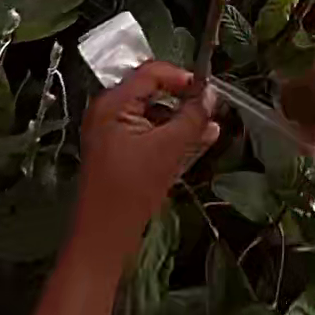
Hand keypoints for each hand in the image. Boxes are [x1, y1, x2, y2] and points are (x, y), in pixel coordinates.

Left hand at [75, 61, 220, 241]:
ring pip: (152, 111)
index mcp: (113, 103)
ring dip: (179, 117)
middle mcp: (107, 110)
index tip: (207, 88)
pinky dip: (168, 132)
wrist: (102, 242)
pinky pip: (147, 128)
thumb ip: (193, 117)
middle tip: (209, 106)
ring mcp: (110, 129)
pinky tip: (193, 141)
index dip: (181, 77)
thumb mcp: (169, 149)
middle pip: (151, 90)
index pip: (151, 72)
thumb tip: (211, 93)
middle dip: (182, 98)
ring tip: (207, 126)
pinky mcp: (116, 148)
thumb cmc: (132, 190)